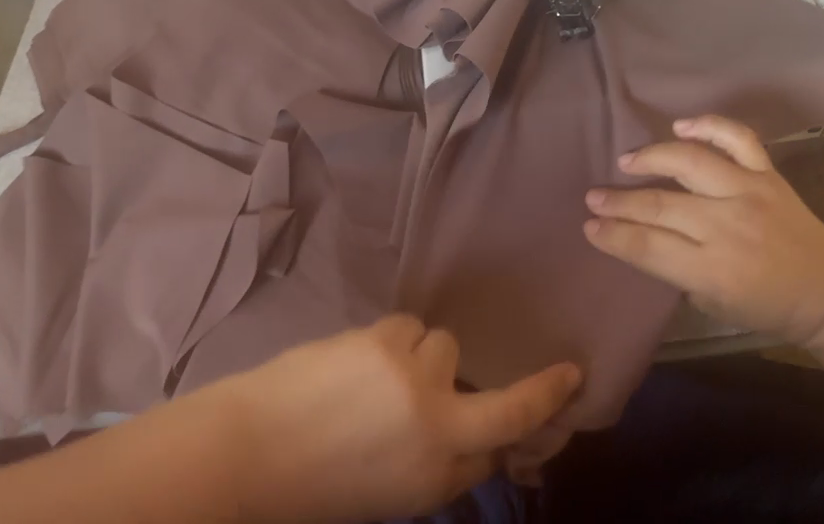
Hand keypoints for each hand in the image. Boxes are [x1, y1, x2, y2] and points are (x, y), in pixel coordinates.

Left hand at [205, 315, 582, 521]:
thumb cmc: (321, 486)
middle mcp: (435, 417)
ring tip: (378, 378)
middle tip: (513, 376)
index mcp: (439, 465)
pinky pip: (407, 326)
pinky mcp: (381, 338)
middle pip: (485, 385)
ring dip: (421, 358)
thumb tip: (481, 439)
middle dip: (502, 383)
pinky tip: (360, 362)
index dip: (546, 400)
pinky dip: (394, 342)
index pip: (510, 428)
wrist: (252, 450)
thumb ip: (447, 465)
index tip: (571, 374)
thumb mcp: (398, 496)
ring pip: (440, 344)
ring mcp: (410, 370)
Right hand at [583, 114, 823, 345]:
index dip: (613, 235)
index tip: (588, 226)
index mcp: (712, 268)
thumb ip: (674, 268)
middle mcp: (727, 225)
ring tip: (626, 161)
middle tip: (592, 197)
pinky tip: (680, 126)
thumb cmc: (763, 305)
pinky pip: (737, 139)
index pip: (648, 246)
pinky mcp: (767, 174)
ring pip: (690, 163)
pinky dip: (709, 126)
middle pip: (660, 205)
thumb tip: (635, 235)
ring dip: (651, 158)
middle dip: (619, 201)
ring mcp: (749, 193)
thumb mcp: (710, 302)